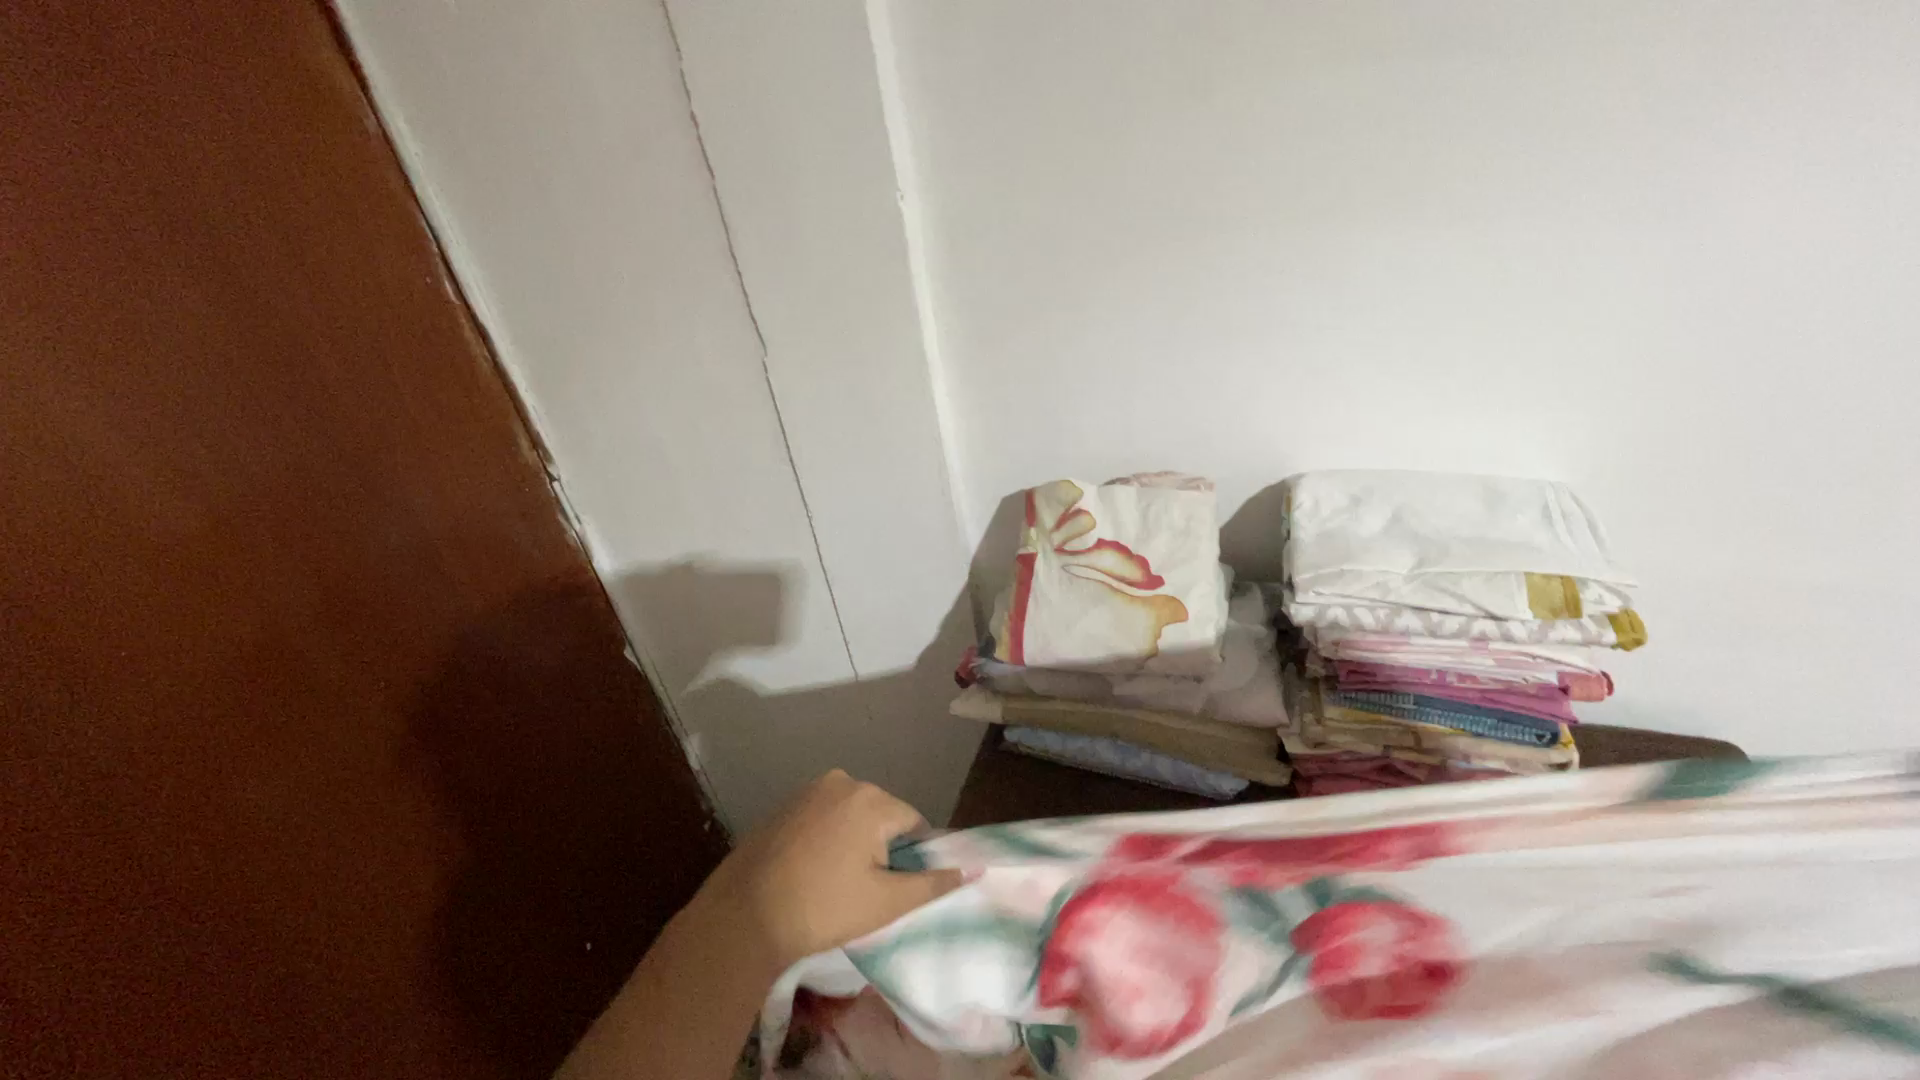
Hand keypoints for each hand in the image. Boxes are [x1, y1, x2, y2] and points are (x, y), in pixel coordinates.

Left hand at [700, 770, 965, 968]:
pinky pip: (823, 817)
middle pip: (881, 815)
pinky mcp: (785, 804)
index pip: (913, 822)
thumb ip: (933, 882)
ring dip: (852, 842)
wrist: (744, 916)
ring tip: (836, 883)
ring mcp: (809, 790)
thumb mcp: (887, 902)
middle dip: (880, 847)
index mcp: (872, 799)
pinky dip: (826, 838)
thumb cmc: (823, 908)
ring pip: (851, 816)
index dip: (910, 857)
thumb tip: (975, 869)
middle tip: (864, 890)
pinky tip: (812, 871)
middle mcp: (843, 782)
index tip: (893, 888)